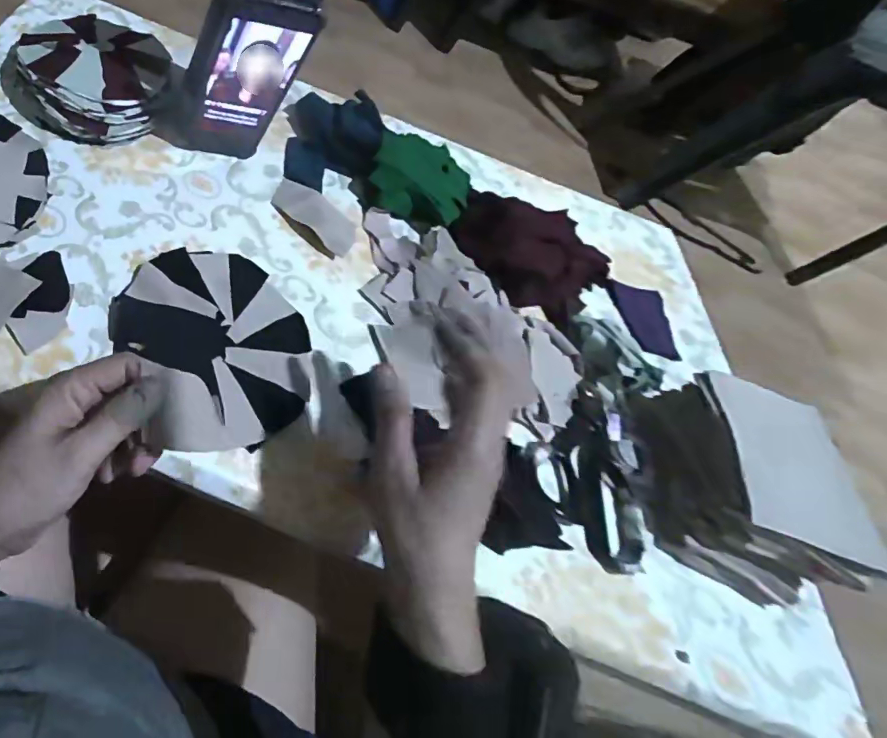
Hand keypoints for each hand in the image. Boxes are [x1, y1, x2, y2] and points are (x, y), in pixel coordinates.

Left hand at [0, 354, 165, 579]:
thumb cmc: (31, 487)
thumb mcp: (80, 454)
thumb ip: (120, 417)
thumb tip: (157, 384)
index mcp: (71, 389)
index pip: (124, 365)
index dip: (151, 382)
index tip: (172, 414)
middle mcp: (75, 398)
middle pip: (125, 392)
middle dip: (144, 420)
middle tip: (151, 453)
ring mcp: (74, 422)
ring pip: (120, 418)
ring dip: (132, 443)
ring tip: (132, 472)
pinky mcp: (74, 445)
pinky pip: (107, 440)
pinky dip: (116, 456)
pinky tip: (111, 479)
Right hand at [366, 305, 529, 673]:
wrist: (436, 580)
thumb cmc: (411, 528)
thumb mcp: (391, 473)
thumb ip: (391, 419)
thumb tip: (386, 365)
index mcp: (475, 445)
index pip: (487, 380)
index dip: (467, 343)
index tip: (437, 316)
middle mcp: (492, 443)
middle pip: (501, 379)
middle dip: (479, 338)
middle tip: (450, 306)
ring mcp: (489, 451)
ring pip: (497, 391)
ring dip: (478, 354)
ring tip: (454, 323)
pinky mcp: (478, 457)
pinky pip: (483, 404)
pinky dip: (470, 375)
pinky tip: (450, 367)